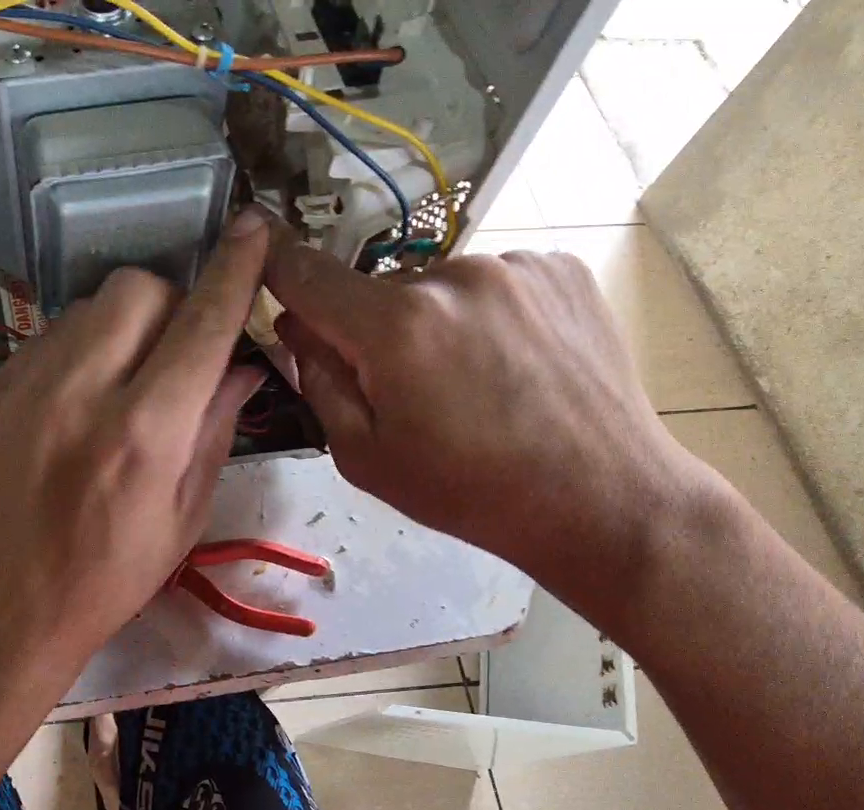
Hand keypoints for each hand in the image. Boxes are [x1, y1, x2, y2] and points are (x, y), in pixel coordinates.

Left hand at [0, 209, 271, 677]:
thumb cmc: (113, 575)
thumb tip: (245, 362)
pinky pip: (48, 338)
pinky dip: (77, 351)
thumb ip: (217, 426)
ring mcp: (27, 388)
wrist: (13, 605)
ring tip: (121, 382)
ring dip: (121, 327)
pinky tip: (77, 401)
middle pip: (136, 289)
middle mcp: (81, 394)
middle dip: (169, 304)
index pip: (202, 324)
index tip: (254, 229)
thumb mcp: (186, 514)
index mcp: (144, 433)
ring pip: (87, 307)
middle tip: (173, 353)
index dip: (235, 270)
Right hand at [264, 231, 708, 583]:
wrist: (601, 496)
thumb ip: (319, 382)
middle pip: (379, 291)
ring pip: (438, 288)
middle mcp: (454, 274)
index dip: (276, 267)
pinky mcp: (562, 268)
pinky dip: (484, 316)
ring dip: (432, 322)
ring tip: (470, 382)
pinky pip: (492, 284)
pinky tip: (510, 365)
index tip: (263, 259)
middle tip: (405, 390)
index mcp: (396, 325)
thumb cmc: (468, 491)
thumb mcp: (364, 457)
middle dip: (373, 330)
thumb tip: (298, 327)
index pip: (308, 274)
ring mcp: (516, 264)